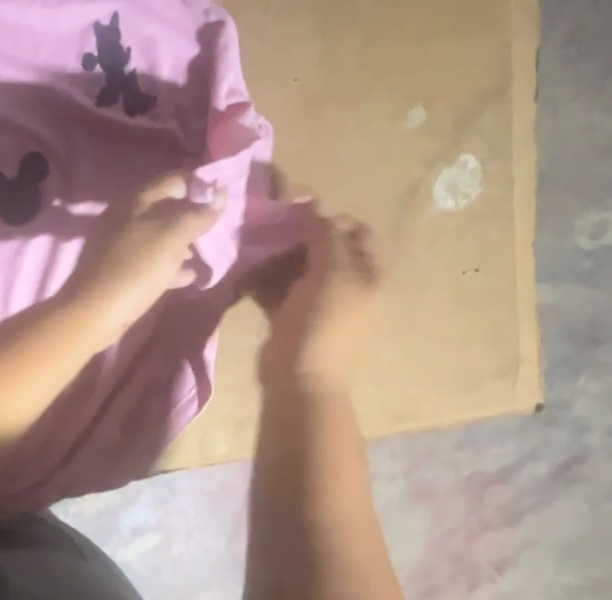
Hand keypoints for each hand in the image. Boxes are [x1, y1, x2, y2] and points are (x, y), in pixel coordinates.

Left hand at [59, 171, 226, 348]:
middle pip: (167, 209)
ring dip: (183, 244)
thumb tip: (221, 195)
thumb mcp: (171, 237)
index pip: (174, 181)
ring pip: (159, 238)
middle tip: (216, 231)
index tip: (222, 204)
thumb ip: (197, 214)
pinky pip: (150, 264)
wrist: (92, 315)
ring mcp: (120, 248)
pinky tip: (189, 276)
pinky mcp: (119, 274)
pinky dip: (170, 267)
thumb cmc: (134, 270)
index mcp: (135, 201)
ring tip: (206, 253)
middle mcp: (125, 219)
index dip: (200, 187)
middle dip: (193, 218)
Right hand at [257, 198, 379, 391]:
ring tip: (252, 247)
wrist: (299, 379)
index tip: (298, 216)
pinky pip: (276, 289)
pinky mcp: (288, 316)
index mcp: (367, 273)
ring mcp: (315, 302)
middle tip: (269, 229)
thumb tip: (316, 208)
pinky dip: (262, 279)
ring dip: (276, 256)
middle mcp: (344, 284)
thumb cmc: (322, 323)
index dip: (329, 219)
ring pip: (296, 267)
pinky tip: (244, 271)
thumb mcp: (333, 272)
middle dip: (296, 237)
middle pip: (322, 248)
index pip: (355, 231)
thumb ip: (326, 236)